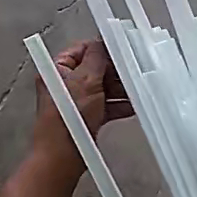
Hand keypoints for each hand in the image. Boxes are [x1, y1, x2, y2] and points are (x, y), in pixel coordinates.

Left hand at [32, 40, 132, 168]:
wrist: (63, 156)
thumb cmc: (67, 119)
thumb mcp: (86, 80)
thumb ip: (97, 57)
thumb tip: (103, 40)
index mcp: (58, 69)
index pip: (83, 49)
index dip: (103, 48)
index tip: (123, 48)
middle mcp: (66, 83)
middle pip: (96, 69)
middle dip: (116, 71)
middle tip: (134, 69)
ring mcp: (77, 101)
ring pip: (103, 88)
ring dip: (120, 88)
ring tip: (137, 88)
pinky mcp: (86, 116)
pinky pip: (106, 105)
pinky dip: (118, 105)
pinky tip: (133, 105)